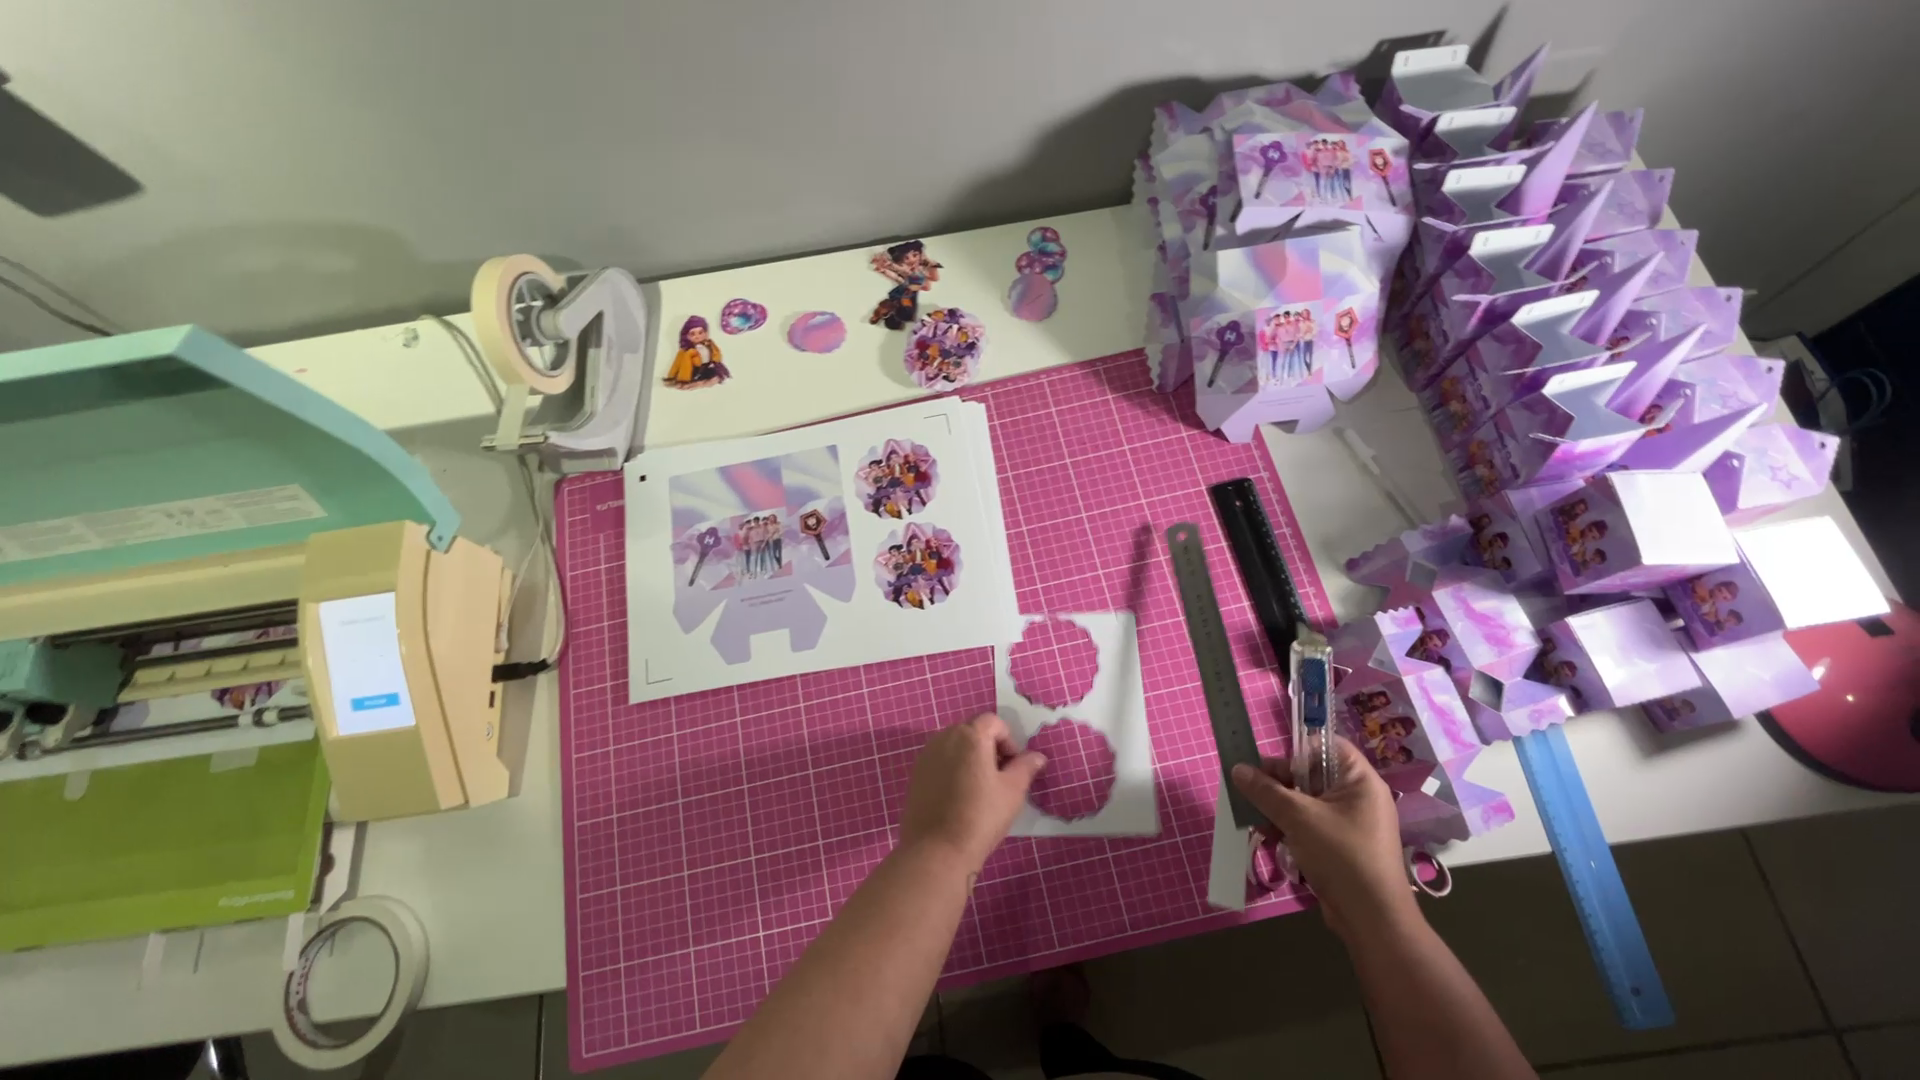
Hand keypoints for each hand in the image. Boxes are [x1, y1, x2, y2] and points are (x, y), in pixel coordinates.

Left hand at [900, 713, 1046, 871]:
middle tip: (999, 777)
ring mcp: (926, 755)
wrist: (937, 850)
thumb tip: (1037, 756)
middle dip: (989, 747)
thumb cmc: (981, 817)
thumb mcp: (1012, 791)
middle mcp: (945, 737)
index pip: (993, 722)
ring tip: (979, 788)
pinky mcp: (916, 773)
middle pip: (972, 730)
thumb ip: (1026, 767)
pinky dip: (952, 768)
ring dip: (970, 757)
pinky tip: (958, 796)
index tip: (1013, 766)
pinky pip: (940, 760)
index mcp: (970, 736)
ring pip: (955, 745)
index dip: (1008, 740)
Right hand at [1231, 737, 1417, 940]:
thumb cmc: (1340, 856)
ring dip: (1280, 809)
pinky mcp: (1343, 846)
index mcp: (1359, 780)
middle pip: (1312, 775)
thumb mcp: (1298, 818)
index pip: (1326, 746)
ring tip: (1258, 822)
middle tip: (1252, 795)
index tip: (1269, 770)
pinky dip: (1291, 828)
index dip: (1296, 752)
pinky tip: (1271, 839)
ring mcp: (1352, 823)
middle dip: (1279, 785)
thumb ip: (1266, 791)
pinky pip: (1312, 824)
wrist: (1372, 919)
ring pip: (1308, 802)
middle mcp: (1359, 797)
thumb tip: (1238, 769)